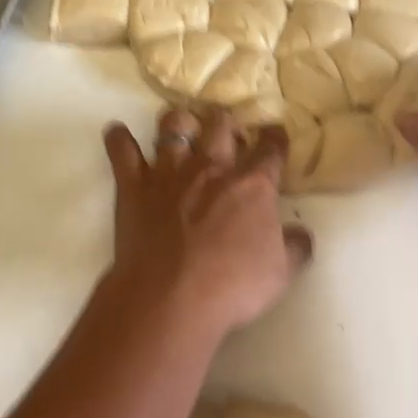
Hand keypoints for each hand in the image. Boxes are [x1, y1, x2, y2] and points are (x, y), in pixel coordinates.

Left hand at [104, 108, 312, 335]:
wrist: (170, 296)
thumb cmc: (231, 286)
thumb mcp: (280, 273)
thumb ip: (294, 247)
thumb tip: (301, 234)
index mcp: (252, 185)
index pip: (270, 148)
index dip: (274, 139)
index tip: (274, 137)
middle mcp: (211, 167)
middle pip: (220, 124)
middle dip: (226, 121)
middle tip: (226, 132)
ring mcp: (169, 172)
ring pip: (173, 125)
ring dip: (178, 122)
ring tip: (180, 128)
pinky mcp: (134, 185)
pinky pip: (122, 151)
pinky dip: (118, 140)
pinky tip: (116, 133)